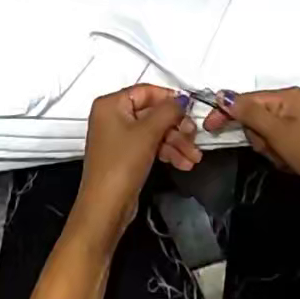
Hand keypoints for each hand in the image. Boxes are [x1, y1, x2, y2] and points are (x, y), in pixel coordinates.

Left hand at [73, 84, 186, 242]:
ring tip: (193, 156)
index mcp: (110, 104)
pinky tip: (183, 163)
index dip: (169, 98)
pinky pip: (150, 145)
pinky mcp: (126, 155)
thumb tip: (181, 99)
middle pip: (152, 113)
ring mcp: (119, 137)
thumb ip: (168, 112)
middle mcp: (112, 117)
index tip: (190, 107)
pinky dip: (167, 152)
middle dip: (176, 126)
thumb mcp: (148, 133)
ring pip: (154, 131)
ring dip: (176, 142)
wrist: (106, 207)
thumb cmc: (121, 164)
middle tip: (193, 136)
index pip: (145, 91)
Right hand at [203, 87, 299, 215]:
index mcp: (288, 96)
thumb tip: (221, 95)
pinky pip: (278, 146)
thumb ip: (248, 113)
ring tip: (286, 160)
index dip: (226, 112)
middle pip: (254, 116)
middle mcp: (293, 106)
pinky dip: (279, 156)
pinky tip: (292, 166)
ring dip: (269, 149)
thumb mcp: (278, 133)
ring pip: (264, 134)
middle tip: (271, 149)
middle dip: (256, 136)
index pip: (246, 99)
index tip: (209, 128)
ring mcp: (299, 125)